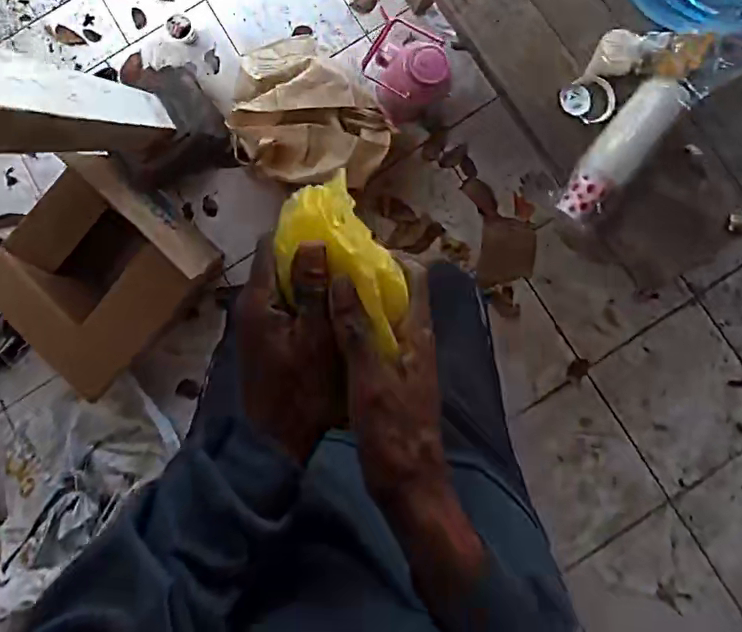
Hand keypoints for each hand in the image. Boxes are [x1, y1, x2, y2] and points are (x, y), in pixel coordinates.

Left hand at [237, 237, 343, 463]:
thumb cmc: (302, 389)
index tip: (328, 228)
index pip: (270, 244)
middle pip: (277, 263)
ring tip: (344, 273)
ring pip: (283, 285)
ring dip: (309, 278)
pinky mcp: (265, 339)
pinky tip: (331, 304)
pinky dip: (305, 299)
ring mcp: (256, 324)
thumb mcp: (315, 336)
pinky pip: (285, 305)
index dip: (297, 231)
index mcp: (258, 299)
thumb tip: (311, 241)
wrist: (279, 445)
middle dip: (308, 255)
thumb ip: (311, 287)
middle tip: (344, 252)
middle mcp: (250, 305)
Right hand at [331, 263, 488, 616]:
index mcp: (418, 332)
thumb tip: (344, 279)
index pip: (415, 276)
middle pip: (398, 292)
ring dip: (359, 302)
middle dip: (367, 277)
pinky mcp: (394, 378)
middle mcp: (416, 339)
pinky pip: (376, 339)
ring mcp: (406, 360)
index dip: (390, 257)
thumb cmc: (393, 433)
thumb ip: (357, 329)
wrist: (410, 489)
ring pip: (385, 316)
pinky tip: (328, 332)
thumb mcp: (370, 379)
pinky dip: (356, 328)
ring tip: (324, 292)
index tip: (356, 252)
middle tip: (330, 269)